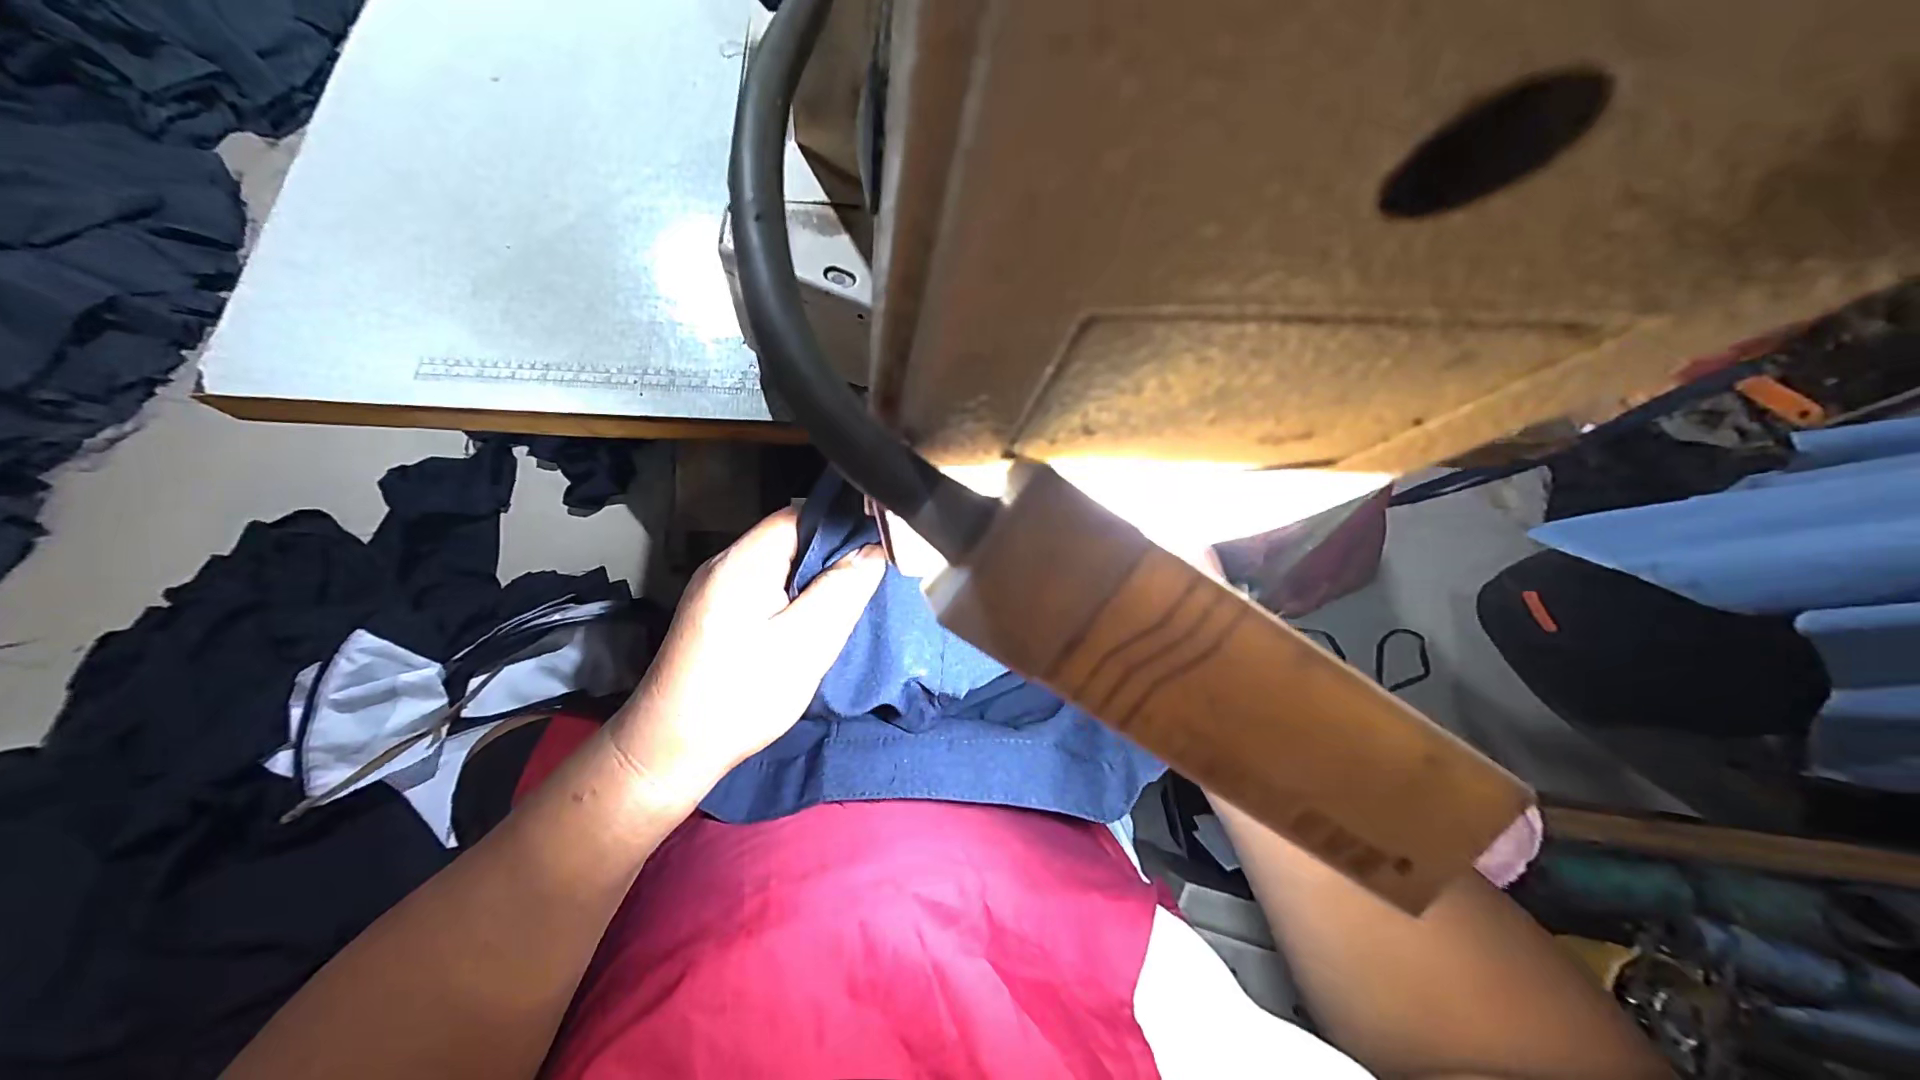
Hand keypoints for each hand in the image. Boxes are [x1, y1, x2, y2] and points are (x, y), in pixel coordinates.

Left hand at [607, 506, 885, 806]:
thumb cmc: (739, 697)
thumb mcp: (806, 644)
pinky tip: (808, 622)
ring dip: (814, 578)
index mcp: (744, 562)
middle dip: (832, 554)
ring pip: (781, 564)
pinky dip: (793, 596)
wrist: (670, 748)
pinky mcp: (715, 612)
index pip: (802, 514)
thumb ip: (842, 591)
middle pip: (791, 536)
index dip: (843, 524)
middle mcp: (725, 564)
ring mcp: (716, 588)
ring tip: (843, 604)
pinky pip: (766, 586)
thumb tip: (872, 551)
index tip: (878, 545)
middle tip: (867, 581)